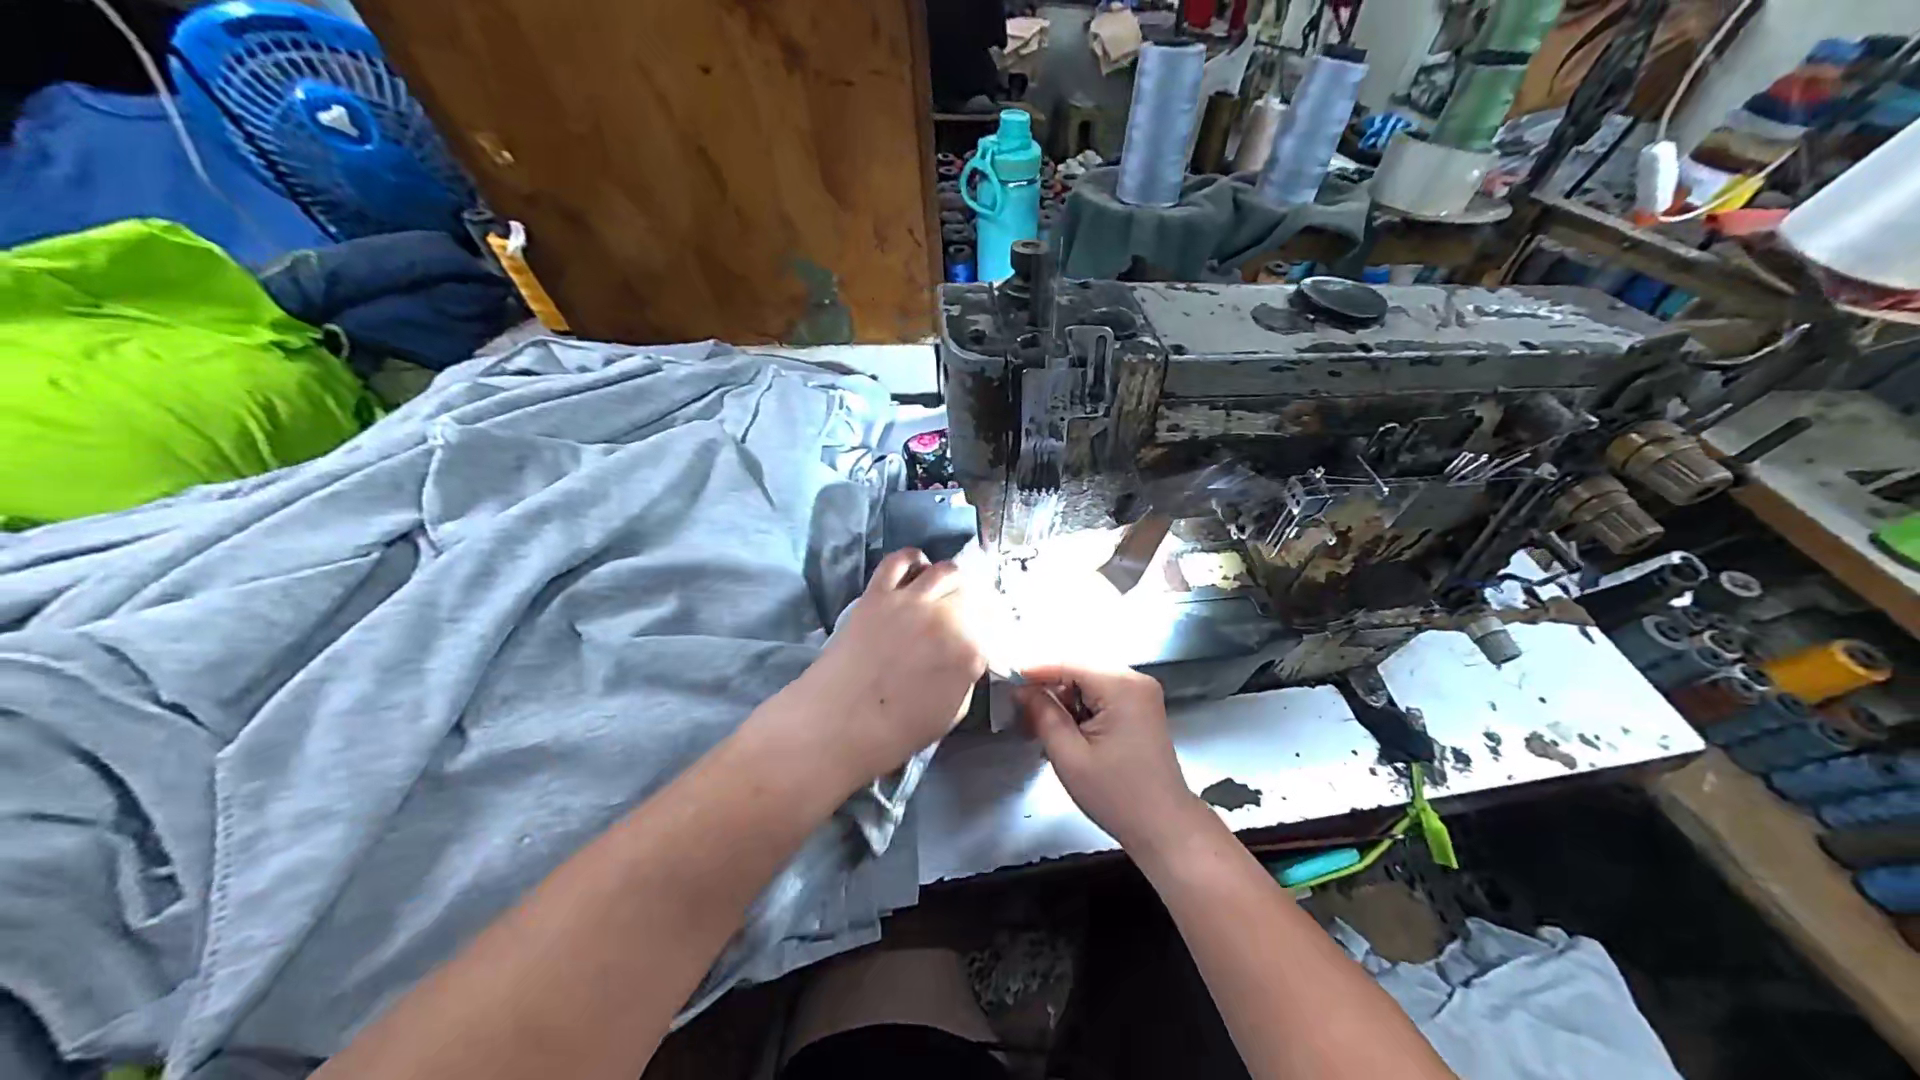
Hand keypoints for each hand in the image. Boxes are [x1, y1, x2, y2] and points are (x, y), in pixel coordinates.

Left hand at [784, 548, 985, 782]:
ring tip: (944, 594)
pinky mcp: (878, 593)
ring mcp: (911, 600)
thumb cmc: (898, 730)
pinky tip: (916, 573)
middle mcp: (947, 617)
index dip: (993, 628)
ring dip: (953, 581)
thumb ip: (967, 674)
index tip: (987, 633)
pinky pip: (901, 559)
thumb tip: (968, 653)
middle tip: (968, 615)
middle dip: (976, 604)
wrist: (837, 723)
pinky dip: (913, 561)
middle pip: (974, 593)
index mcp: (970, 651)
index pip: (995, 624)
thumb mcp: (953, 711)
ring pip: (947, 570)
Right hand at [1016, 663, 1209, 851]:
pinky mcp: (1141, 708)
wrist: (1165, 826)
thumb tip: (1022, 690)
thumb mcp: (1069, 756)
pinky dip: (1080, 707)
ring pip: (1089, 682)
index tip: (1007, 680)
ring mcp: (1141, 693)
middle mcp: (1135, 680)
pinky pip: (1102, 695)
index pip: (1068, 663)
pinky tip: (1064, 730)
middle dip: (1049, 687)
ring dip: (1063, 699)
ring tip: (1038, 725)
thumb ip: (1043, 715)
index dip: (1035, 671)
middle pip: (1079, 669)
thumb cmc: (1118, 795)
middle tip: (1020, 710)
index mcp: (1121, 686)